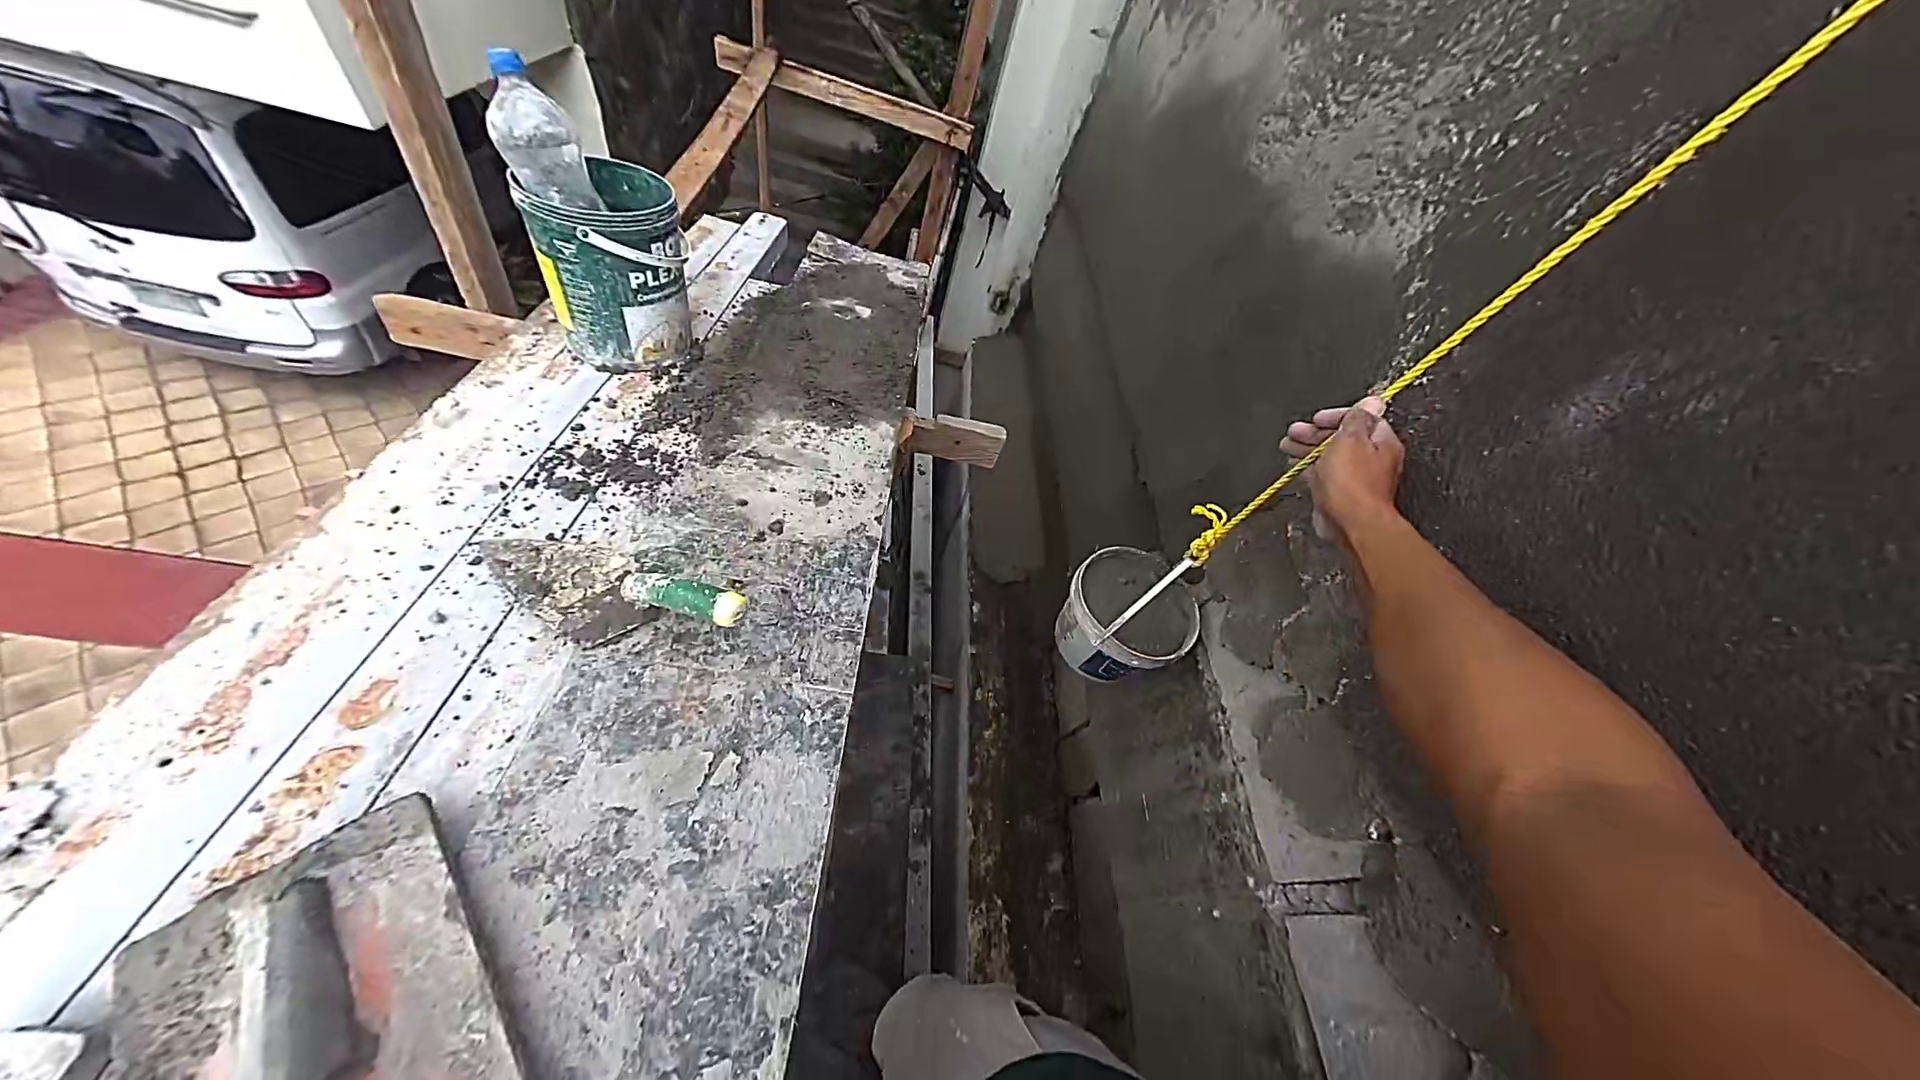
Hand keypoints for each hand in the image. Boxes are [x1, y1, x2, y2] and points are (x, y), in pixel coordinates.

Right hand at [1281, 396, 1403, 541]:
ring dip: (1307, 448)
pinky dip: (1308, 466)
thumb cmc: (1352, 484)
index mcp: (1380, 442)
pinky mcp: (1340, 492)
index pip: (1359, 419)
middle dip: (1316, 433)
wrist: (1350, 522)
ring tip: (1288, 445)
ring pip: (1329, 456)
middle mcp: (1371, 459)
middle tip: (1295, 432)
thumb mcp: (1351, 440)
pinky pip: (1323, 474)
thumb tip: (1371, 401)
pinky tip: (1295, 464)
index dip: (1335, 416)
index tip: (1316, 419)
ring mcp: (1355, 477)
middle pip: (1341, 438)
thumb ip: (1356, 418)